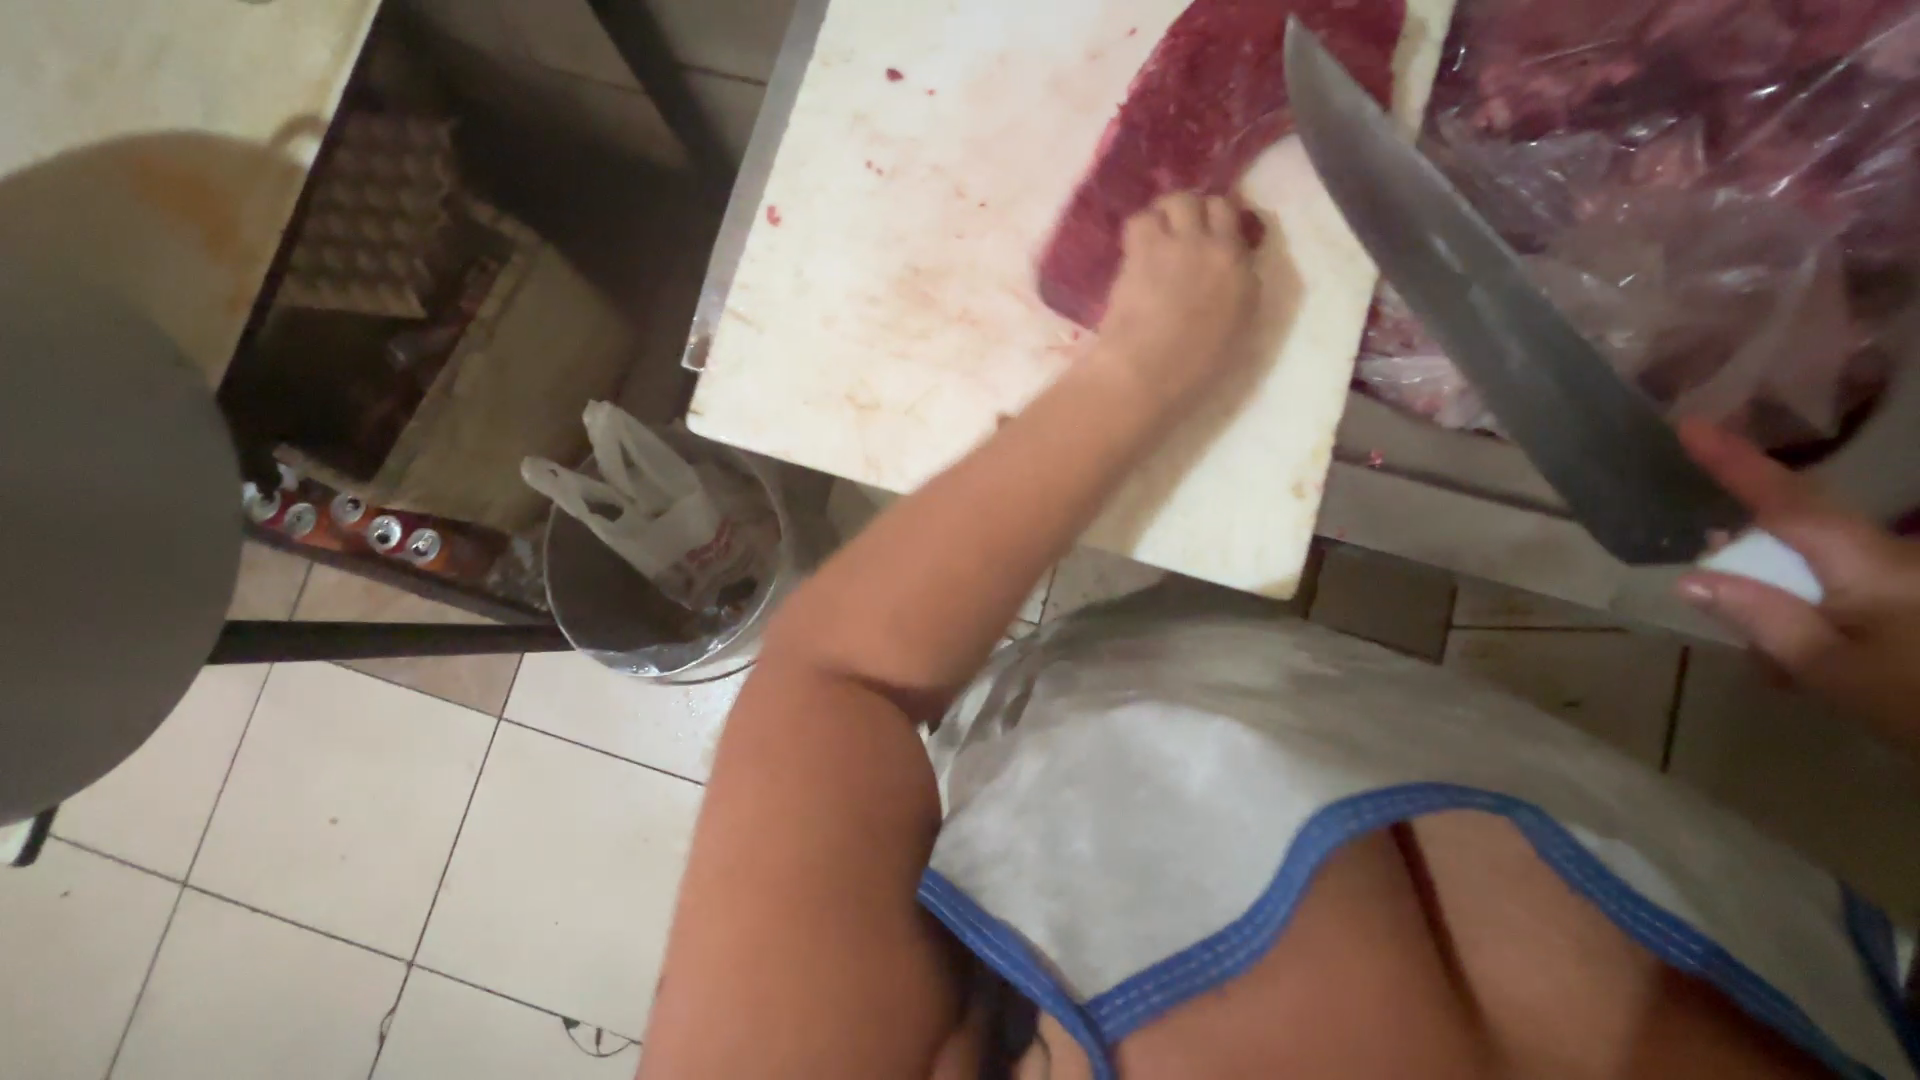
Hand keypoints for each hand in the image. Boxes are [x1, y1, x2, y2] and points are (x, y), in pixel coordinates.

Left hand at [1093, 193, 1260, 407]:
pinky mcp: (1146, 247)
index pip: (1244, 237)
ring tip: (1156, 233)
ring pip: (1180, 200)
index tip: (1211, 244)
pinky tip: (1133, 248)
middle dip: (1201, 213)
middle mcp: (1222, 251)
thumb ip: (1233, 303)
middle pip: (1217, 205)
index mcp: (1247, 281)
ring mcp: (1184, 243)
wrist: (1147, 371)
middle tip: (1182, 231)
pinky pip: (1142, 218)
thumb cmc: (1188, 372)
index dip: (1225, 235)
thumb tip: (1222, 285)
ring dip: (1168, 213)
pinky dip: (1139, 229)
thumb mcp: (1231, 339)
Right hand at [1673, 419, 1919, 749]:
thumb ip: (1760, 619)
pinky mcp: (1914, 599)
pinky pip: (1844, 591)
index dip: (1736, 464)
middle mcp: (1893, 557)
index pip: (1787, 502)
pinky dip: (1813, 622)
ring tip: (1784, 673)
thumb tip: (1690, 579)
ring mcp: (1909, 577)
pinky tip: (1813, 671)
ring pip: (1816, 570)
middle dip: (1752, 569)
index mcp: (1869, 565)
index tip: (1690, 425)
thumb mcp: (1830, 670)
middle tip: (1745, 629)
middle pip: (1797, 537)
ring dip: (1783, 608)